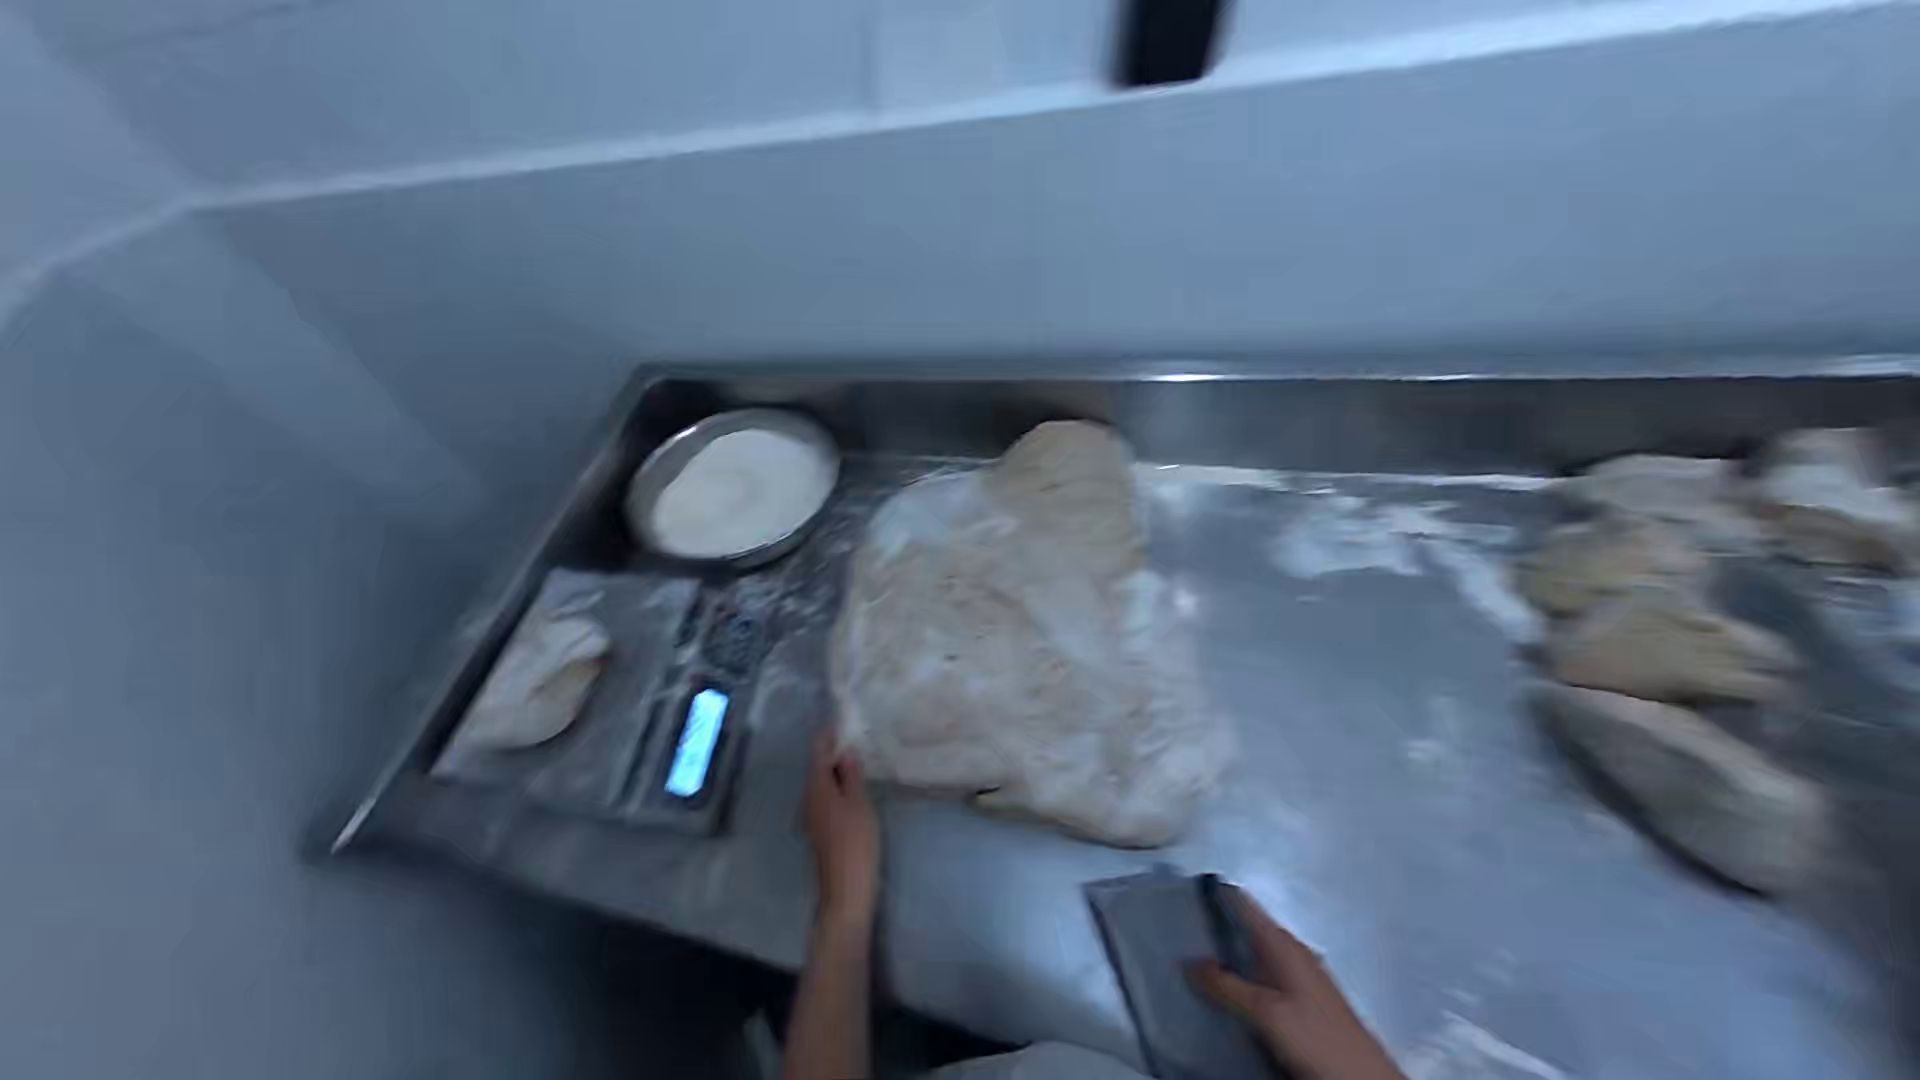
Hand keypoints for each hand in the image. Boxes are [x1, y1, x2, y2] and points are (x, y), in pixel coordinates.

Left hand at [802, 731, 879, 930]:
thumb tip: (846, 750)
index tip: (847, 720)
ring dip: (838, 769)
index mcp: (816, 787)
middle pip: (818, 766)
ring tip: (861, 759)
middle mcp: (808, 798)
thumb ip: (852, 775)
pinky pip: (827, 796)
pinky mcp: (820, 828)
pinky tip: (856, 787)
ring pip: (823, 782)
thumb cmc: (856, 842)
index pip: (818, 751)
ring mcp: (812, 815)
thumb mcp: (860, 803)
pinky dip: (839, 786)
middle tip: (859, 736)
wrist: (846, 890)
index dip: (830, 735)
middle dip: (835, 750)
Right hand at [1189, 888, 1405, 1079]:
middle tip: (1181, 936)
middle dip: (1216, 929)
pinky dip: (1244, 979)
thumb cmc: (1318, 1041)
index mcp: (1283, 944)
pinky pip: (1264, 978)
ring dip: (1229, 957)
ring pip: (1255, 955)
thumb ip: (1226, 987)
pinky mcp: (1305, 1003)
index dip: (1216, 894)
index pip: (1245, 903)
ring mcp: (1301, 978)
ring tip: (1195, 964)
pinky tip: (1230, 996)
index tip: (1186, 896)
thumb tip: (1190, 962)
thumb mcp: (1266, 1014)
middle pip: (1247, 929)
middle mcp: (1292, 952)